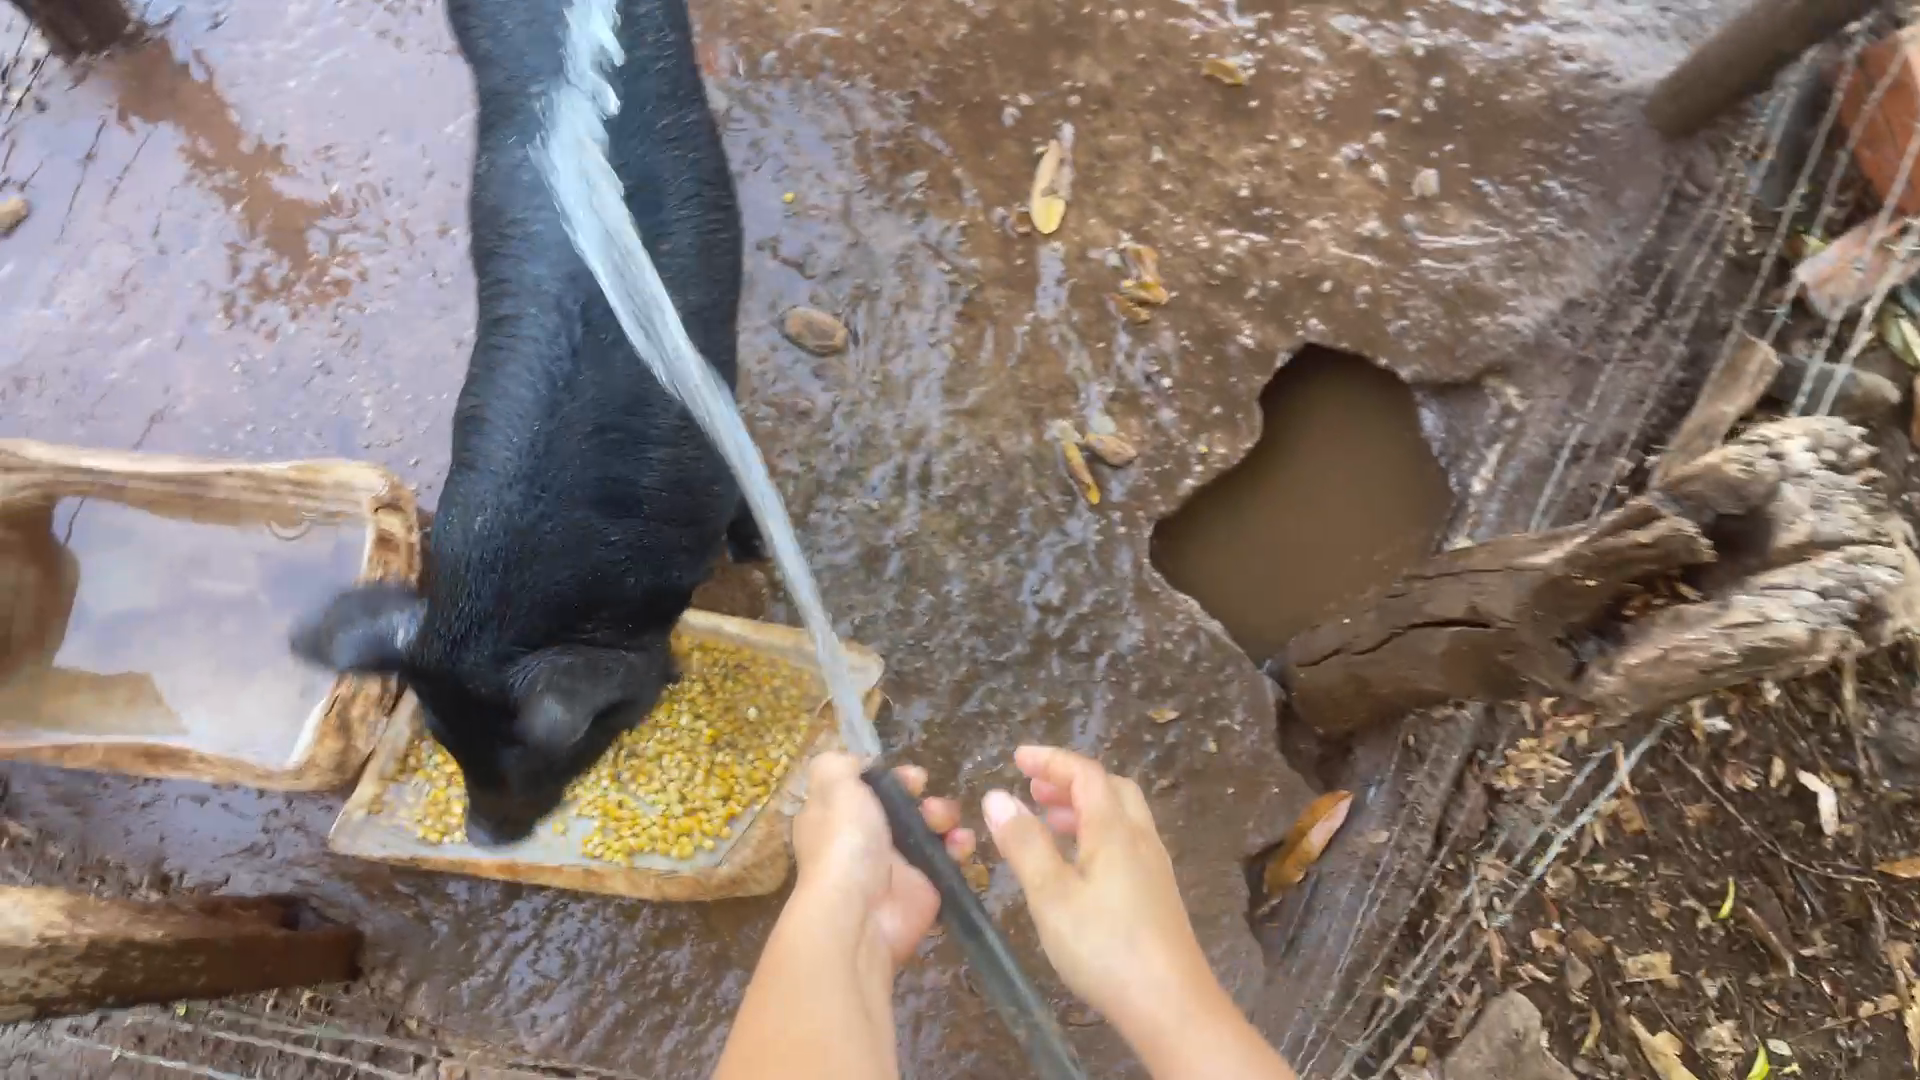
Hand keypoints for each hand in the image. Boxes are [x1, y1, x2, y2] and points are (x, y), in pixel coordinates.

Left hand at [790, 752, 975, 966]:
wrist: (860, 913)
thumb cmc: (845, 842)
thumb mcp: (832, 786)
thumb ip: (838, 764)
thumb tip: (859, 763)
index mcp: (840, 814)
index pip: (871, 786)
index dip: (893, 777)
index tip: (911, 777)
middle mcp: (866, 837)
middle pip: (905, 804)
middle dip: (923, 796)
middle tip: (927, 802)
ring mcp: (897, 864)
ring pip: (930, 827)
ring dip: (945, 816)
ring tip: (943, 824)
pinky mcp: (925, 886)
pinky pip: (950, 858)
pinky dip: (960, 846)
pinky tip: (960, 844)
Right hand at [981, 745, 1213, 1029]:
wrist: (1174, 1008)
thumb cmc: (1106, 947)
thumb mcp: (1052, 895)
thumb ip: (1024, 844)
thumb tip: (996, 796)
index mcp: (1115, 829)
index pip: (1084, 773)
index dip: (1051, 759)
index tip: (1017, 757)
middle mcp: (1140, 838)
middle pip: (1109, 788)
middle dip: (1069, 780)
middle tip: (1033, 787)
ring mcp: (1154, 867)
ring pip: (1120, 816)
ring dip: (1082, 807)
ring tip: (1047, 821)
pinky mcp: (1157, 894)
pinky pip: (1125, 841)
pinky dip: (1095, 833)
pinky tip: (1077, 865)